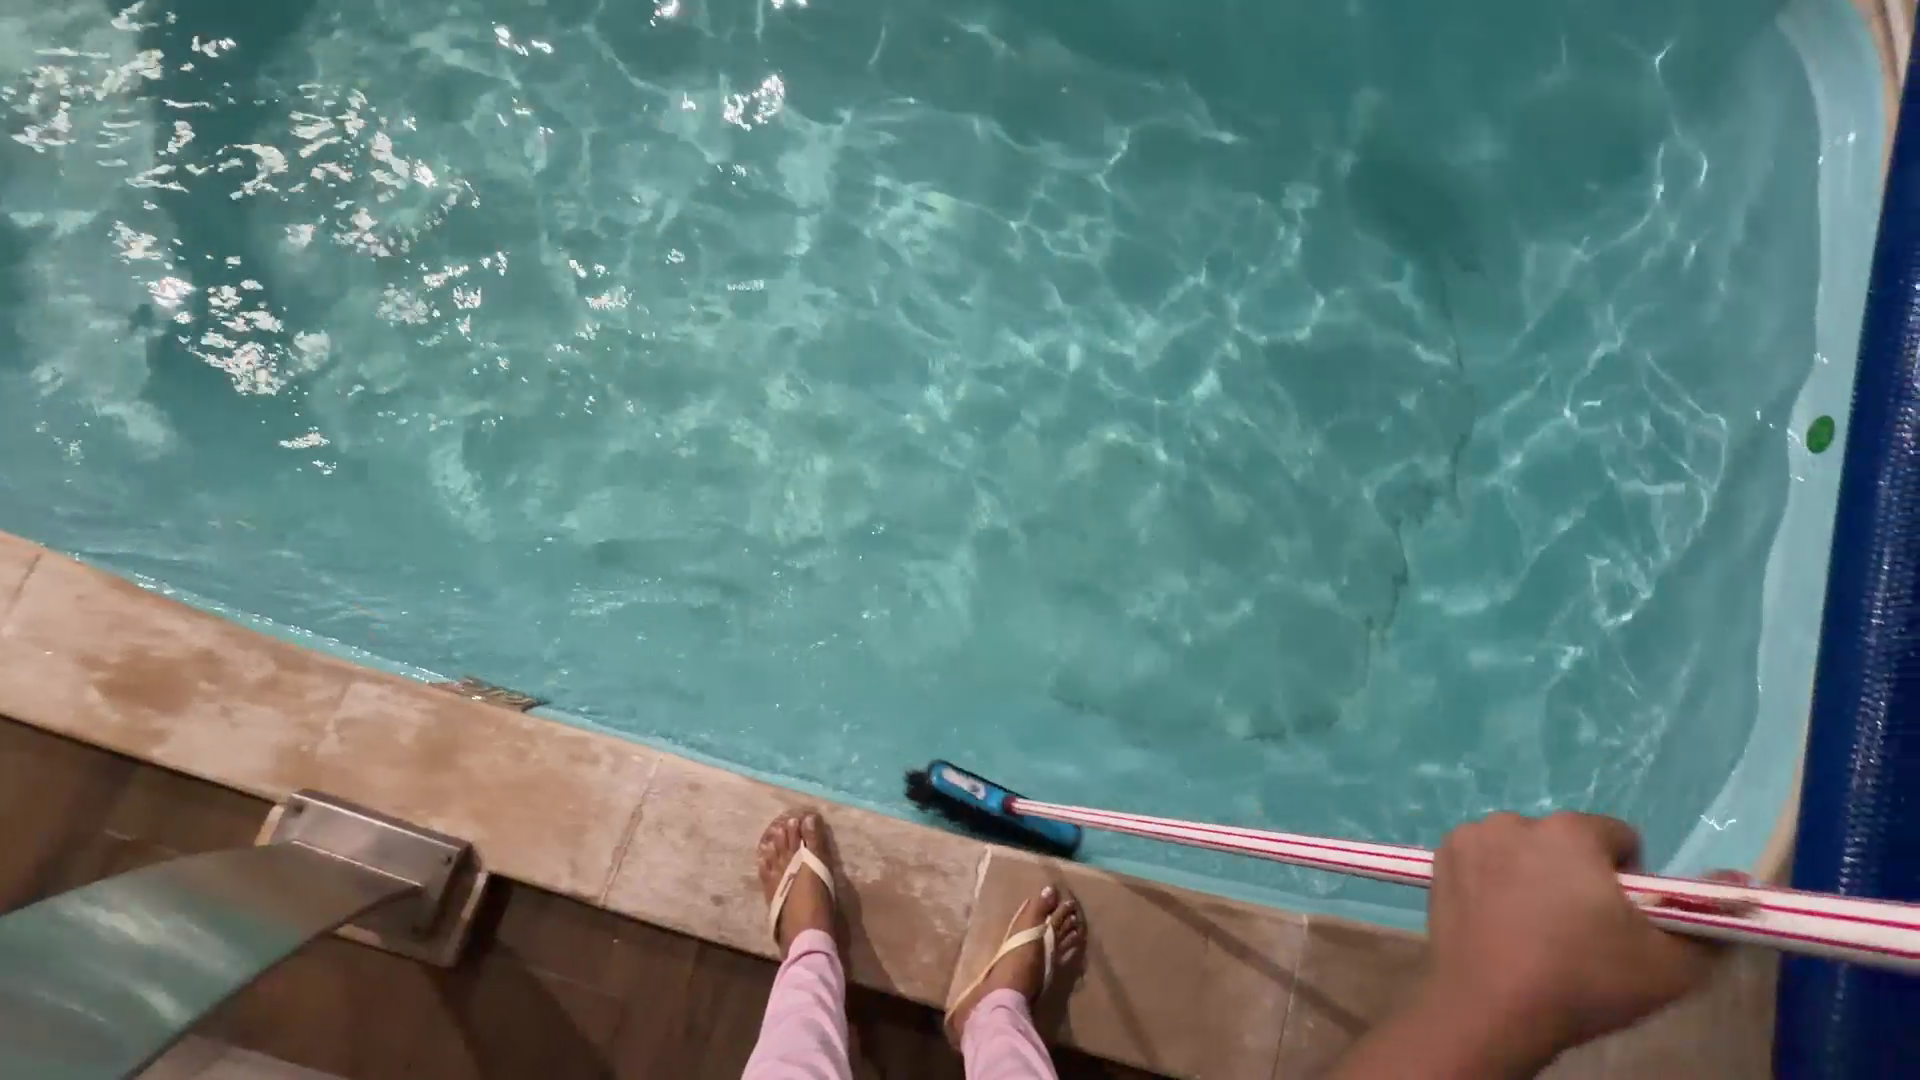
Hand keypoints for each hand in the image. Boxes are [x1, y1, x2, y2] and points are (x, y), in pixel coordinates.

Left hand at [1420, 811, 1721, 1065]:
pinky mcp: (1438, 859)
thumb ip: (1709, 919)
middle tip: (1578, 927)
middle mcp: (1513, 822)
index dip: (1630, 877)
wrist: (1490, 1003)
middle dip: (1577, 872)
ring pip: (1519, 849)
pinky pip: (1482, 861)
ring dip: (1532, 873)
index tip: (1623, 916)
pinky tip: (1499, 922)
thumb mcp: (1673, 963)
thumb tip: (1739, 879)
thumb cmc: (1585, 979)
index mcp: (1568, 833)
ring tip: (1536, 928)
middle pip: (1563, 841)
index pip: (1618, 837)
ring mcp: (1468, 838)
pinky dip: (1493, 880)